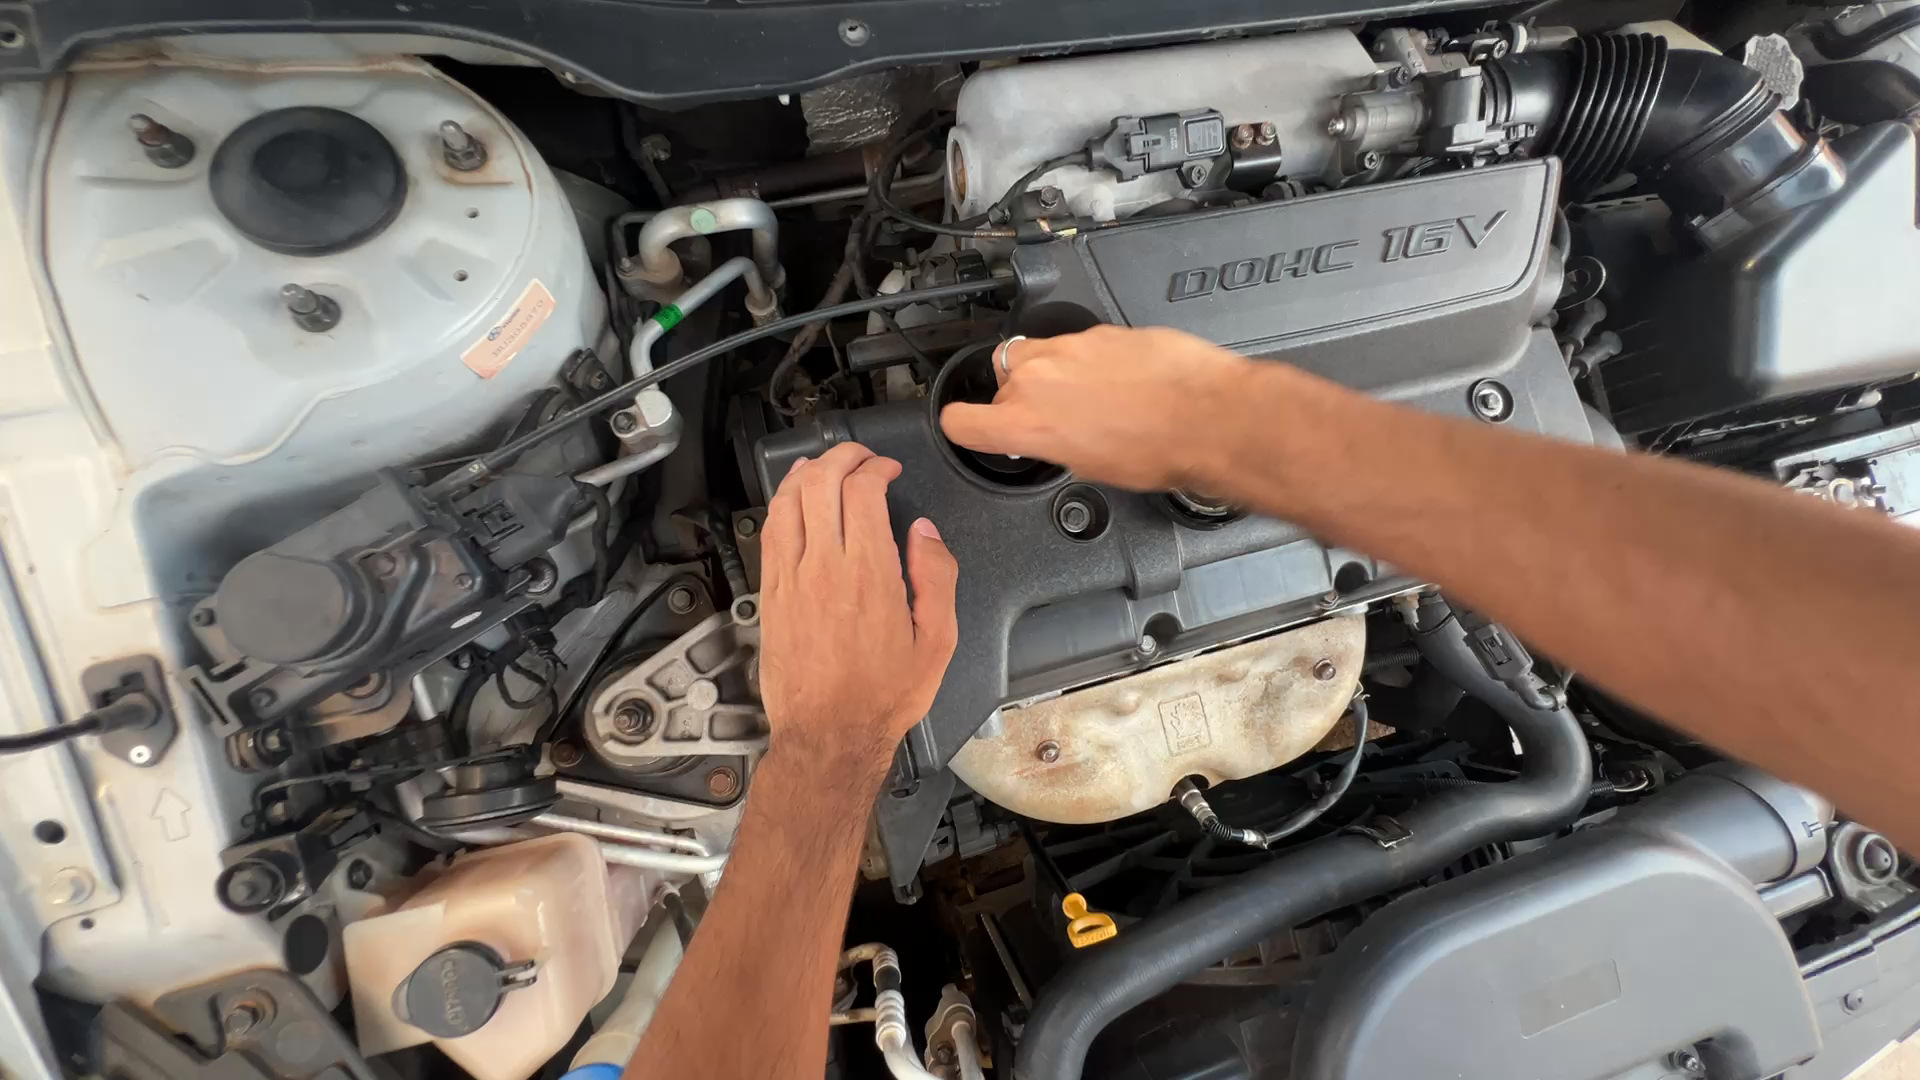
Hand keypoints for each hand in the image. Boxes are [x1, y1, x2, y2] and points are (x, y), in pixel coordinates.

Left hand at [758, 442, 959, 769]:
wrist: (830, 735)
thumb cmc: (882, 694)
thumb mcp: (937, 641)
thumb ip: (936, 577)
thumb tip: (925, 534)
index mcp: (869, 573)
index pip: (863, 492)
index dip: (876, 468)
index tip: (888, 470)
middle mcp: (824, 567)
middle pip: (822, 484)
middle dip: (843, 457)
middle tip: (862, 458)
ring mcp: (791, 579)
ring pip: (790, 500)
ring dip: (808, 472)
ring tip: (826, 465)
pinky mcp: (772, 594)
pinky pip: (771, 531)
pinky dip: (783, 502)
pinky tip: (794, 496)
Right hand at [938, 325, 1261, 491]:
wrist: (1208, 417)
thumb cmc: (1156, 450)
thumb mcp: (1088, 467)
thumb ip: (1052, 444)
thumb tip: (1054, 437)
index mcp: (1024, 421)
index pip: (959, 420)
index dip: (962, 427)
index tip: (972, 427)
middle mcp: (1037, 377)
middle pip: (998, 383)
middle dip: (1018, 400)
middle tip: (1051, 420)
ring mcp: (1068, 348)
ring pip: (1032, 356)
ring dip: (1047, 375)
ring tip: (1084, 398)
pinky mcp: (1100, 331)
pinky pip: (1075, 345)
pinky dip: (1086, 361)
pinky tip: (1116, 381)